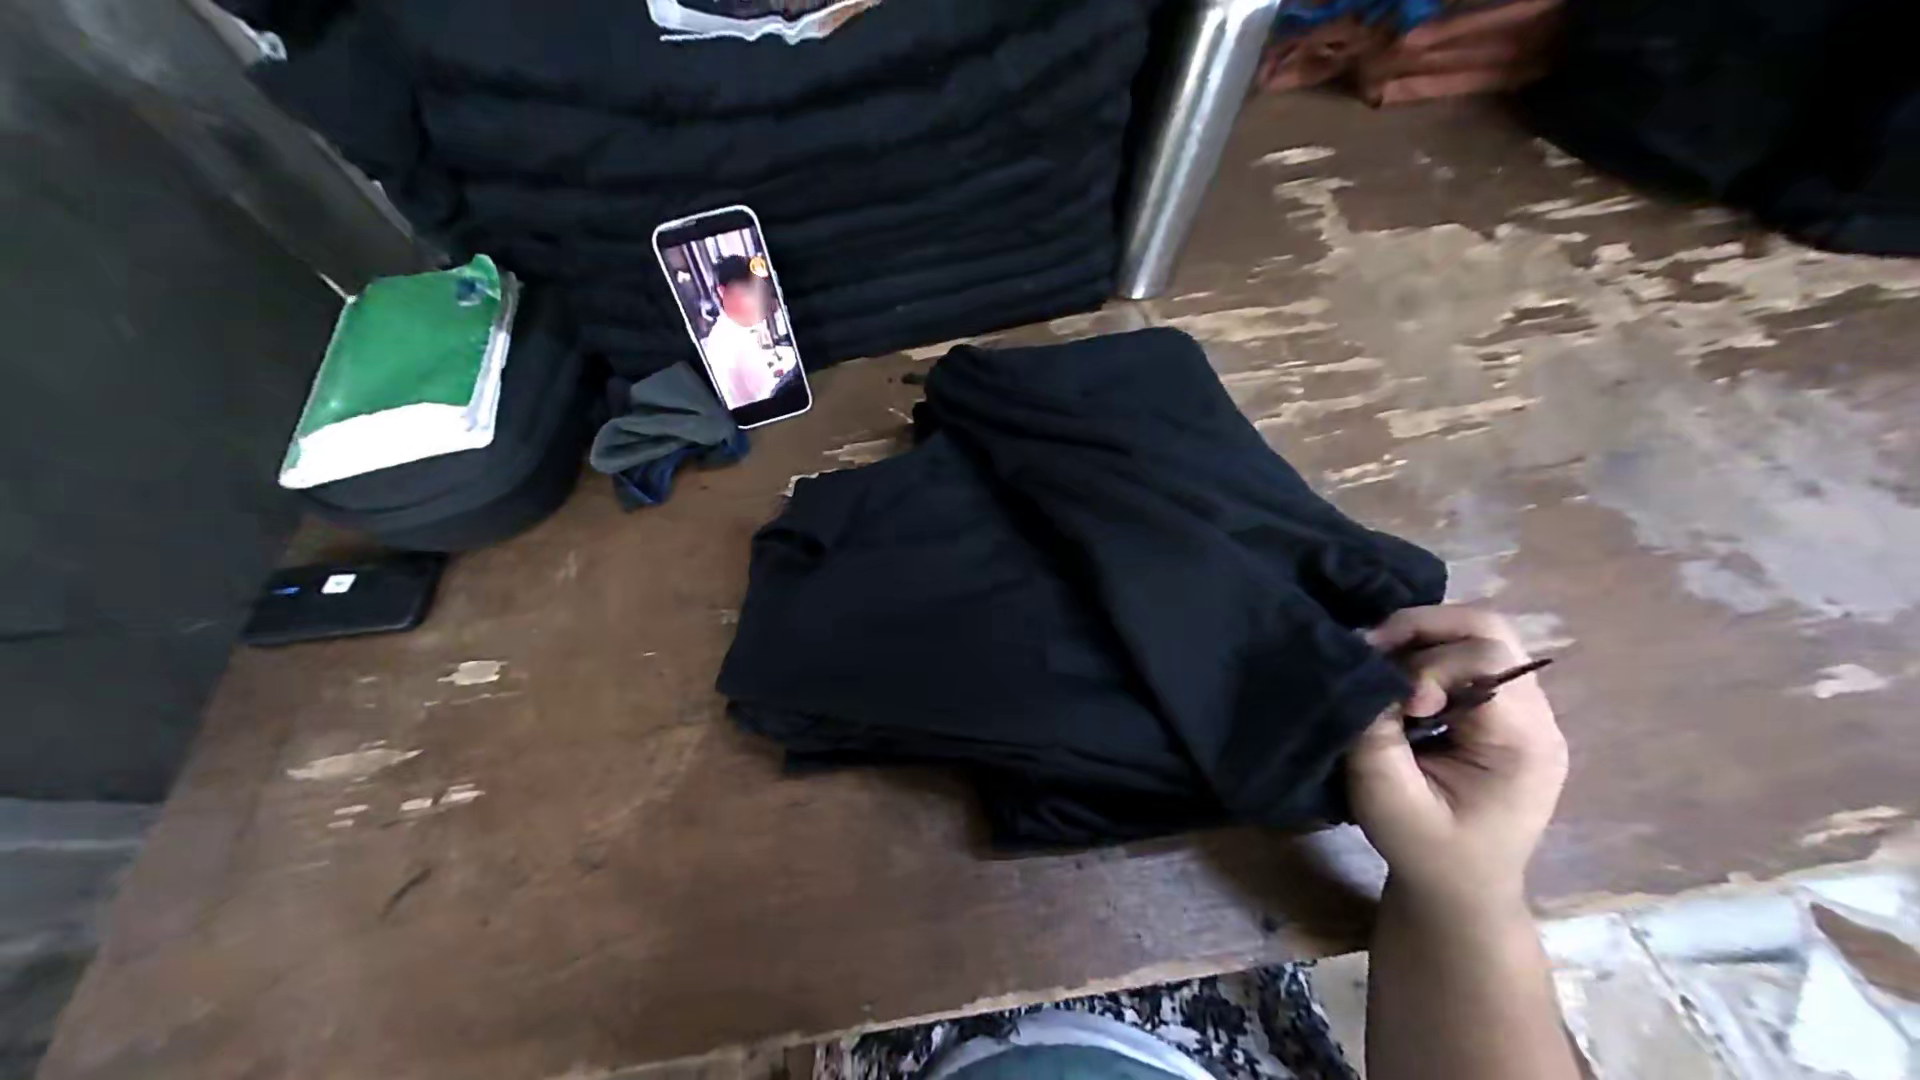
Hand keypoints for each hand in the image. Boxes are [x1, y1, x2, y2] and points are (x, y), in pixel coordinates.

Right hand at [1346, 605, 1567, 914]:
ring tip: (1378, 669)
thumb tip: (1361, 671)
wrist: (1459, 890)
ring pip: (1472, 636)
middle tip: (1372, 654)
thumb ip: (1374, 728)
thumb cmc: (1426, 849)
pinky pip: (1461, 658)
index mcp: (1523, 739)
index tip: (1397, 702)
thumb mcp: (1386, 794)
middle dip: (1420, 628)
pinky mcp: (1494, 713)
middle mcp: (1533, 716)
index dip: (1429, 661)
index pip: (1487, 656)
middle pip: (1487, 630)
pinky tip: (1393, 682)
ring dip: (1416, 640)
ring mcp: (1517, 712)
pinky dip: (1419, 655)